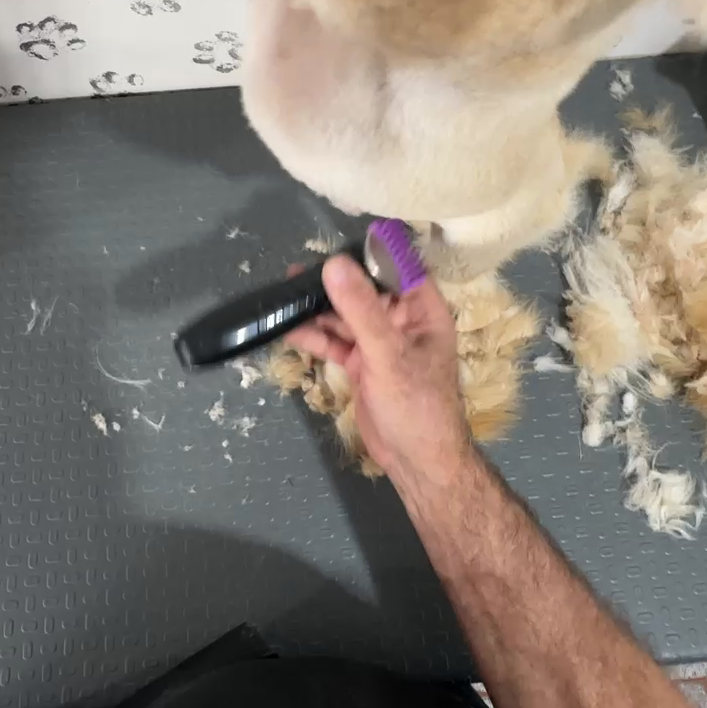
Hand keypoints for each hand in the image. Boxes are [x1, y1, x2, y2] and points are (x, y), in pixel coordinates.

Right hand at [285, 255, 472, 482]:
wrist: (416, 462)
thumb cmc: (416, 405)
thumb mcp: (388, 353)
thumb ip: (360, 309)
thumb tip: (333, 264)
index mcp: (422, 309)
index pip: (396, 267)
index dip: (367, 254)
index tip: (333, 245)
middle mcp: (401, 319)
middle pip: (363, 289)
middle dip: (332, 282)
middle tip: (296, 273)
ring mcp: (379, 342)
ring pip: (344, 315)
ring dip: (317, 307)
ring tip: (284, 294)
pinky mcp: (361, 362)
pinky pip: (334, 340)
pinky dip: (312, 335)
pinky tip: (287, 326)